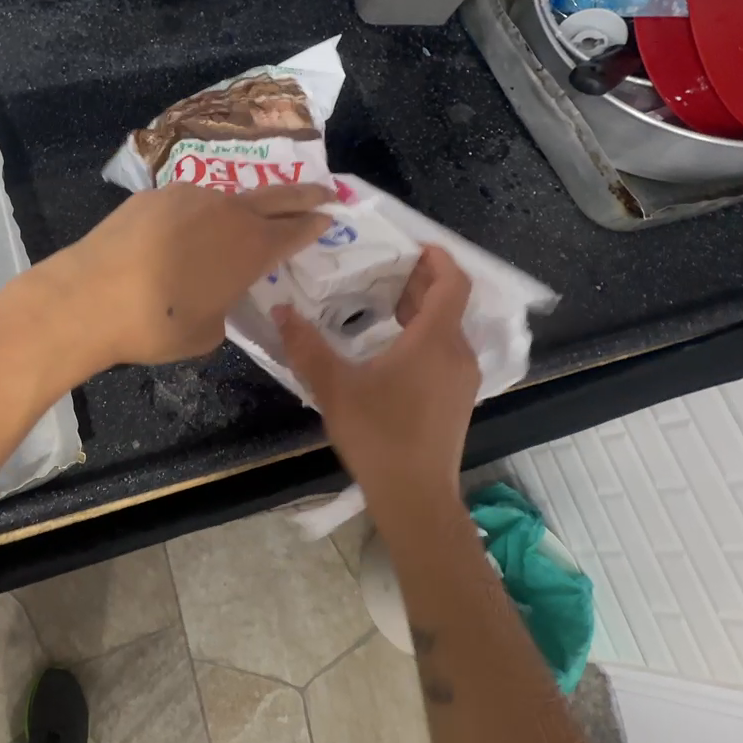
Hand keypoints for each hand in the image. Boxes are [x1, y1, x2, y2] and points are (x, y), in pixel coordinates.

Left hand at [43, 183, 333, 366]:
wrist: (89, 296)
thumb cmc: (157, 325)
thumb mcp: (208, 331)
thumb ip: (225, 303)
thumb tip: (215, 290)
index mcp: (251, 246)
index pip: (295, 230)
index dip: (314, 225)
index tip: (329, 217)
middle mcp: (227, 211)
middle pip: (275, 197)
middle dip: (303, 195)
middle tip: (325, 190)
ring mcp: (187, 196)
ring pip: (224, 199)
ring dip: (238, 208)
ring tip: (239, 220)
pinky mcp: (151, 195)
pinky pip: (184, 204)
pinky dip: (192, 216)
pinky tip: (179, 233)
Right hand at [273, 245, 478, 500]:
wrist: (415, 497)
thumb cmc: (378, 435)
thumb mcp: (334, 386)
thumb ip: (306, 345)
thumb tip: (281, 310)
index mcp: (434, 341)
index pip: (453, 284)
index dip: (439, 259)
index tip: (413, 245)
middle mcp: (457, 353)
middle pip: (449, 303)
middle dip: (421, 281)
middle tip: (383, 267)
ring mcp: (461, 379)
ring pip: (447, 328)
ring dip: (421, 309)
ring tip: (382, 301)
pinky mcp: (456, 399)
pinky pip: (444, 350)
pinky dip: (423, 334)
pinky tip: (389, 346)